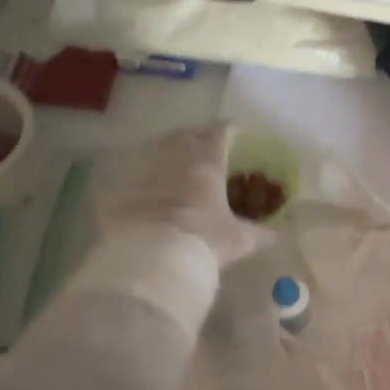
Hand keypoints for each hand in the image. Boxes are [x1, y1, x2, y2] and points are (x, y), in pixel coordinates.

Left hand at [93, 125, 269, 266]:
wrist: (151, 259)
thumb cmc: (204, 241)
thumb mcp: (241, 240)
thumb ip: (261, 233)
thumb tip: (276, 234)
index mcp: (207, 161)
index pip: (220, 132)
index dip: (228, 130)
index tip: (234, 135)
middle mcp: (173, 155)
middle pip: (185, 133)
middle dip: (196, 138)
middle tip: (204, 150)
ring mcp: (139, 168)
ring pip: (153, 146)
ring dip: (164, 151)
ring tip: (171, 164)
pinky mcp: (113, 186)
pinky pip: (124, 170)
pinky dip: (136, 174)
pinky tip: (140, 186)